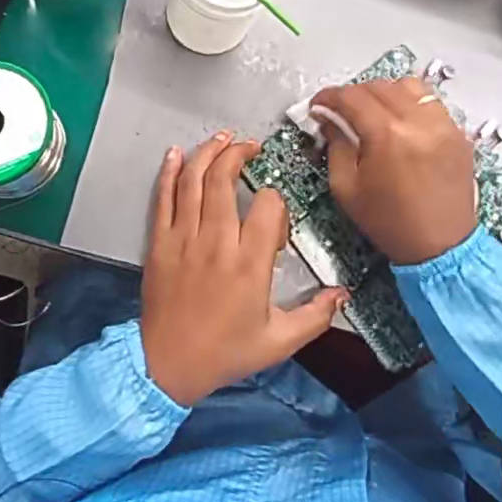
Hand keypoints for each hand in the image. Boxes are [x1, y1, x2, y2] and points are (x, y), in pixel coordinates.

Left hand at [141, 131, 344, 405]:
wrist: (167, 363)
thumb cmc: (225, 353)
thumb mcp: (279, 341)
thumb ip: (314, 315)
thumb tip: (343, 293)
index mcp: (248, 264)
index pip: (266, 207)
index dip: (274, 201)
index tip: (273, 215)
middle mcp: (215, 242)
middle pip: (223, 180)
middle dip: (237, 154)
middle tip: (248, 146)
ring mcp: (182, 239)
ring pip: (192, 182)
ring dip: (206, 154)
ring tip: (221, 138)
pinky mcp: (158, 243)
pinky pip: (162, 199)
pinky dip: (168, 173)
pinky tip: (176, 154)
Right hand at [309, 78, 477, 265]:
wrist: (440, 246)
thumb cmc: (388, 222)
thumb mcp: (346, 187)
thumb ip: (335, 145)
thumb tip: (329, 119)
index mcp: (387, 136)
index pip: (352, 97)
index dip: (328, 97)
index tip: (317, 105)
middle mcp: (419, 123)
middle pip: (379, 86)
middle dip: (352, 93)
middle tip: (338, 110)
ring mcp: (444, 126)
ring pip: (408, 86)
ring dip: (383, 92)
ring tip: (370, 110)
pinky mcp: (458, 134)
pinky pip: (430, 103)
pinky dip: (409, 103)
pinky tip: (397, 120)